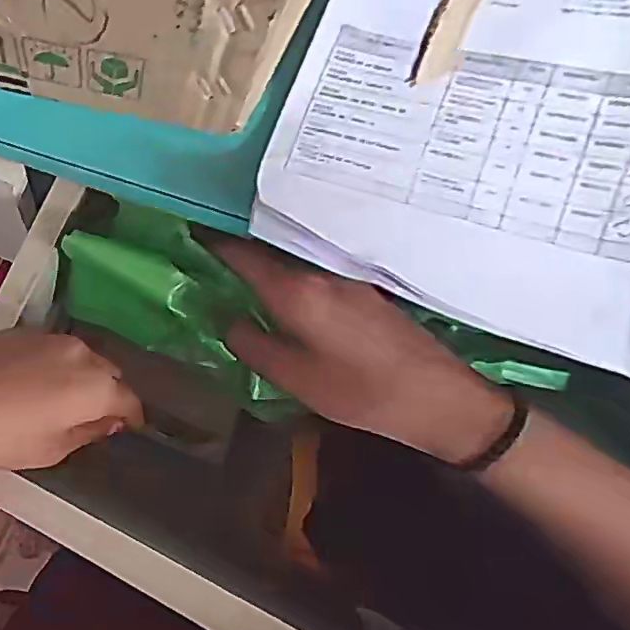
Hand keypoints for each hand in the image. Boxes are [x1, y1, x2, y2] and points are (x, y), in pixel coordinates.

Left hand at [0, 330, 142, 481]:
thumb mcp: (51, 449)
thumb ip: (89, 431)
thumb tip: (109, 420)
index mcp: (95, 385)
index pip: (129, 399)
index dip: (131, 417)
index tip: (126, 428)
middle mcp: (79, 352)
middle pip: (107, 372)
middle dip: (105, 392)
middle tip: (88, 417)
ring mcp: (48, 336)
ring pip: (79, 356)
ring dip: (78, 375)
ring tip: (56, 400)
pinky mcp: (19, 330)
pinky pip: (50, 347)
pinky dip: (52, 363)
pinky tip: (28, 383)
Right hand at [215, 240, 510, 463]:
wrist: (439, 398)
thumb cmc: (360, 392)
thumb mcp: (294, 378)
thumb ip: (252, 344)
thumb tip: (228, 319)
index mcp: (295, 291)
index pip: (242, 252)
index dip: (212, 239)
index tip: (189, 231)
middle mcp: (319, 271)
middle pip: (267, 244)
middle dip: (235, 241)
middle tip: (207, 245)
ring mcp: (344, 274)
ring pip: (291, 252)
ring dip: (263, 251)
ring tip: (238, 260)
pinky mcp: (363, 284)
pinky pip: (312, 263)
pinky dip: (288, 264)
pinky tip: (282, 281)